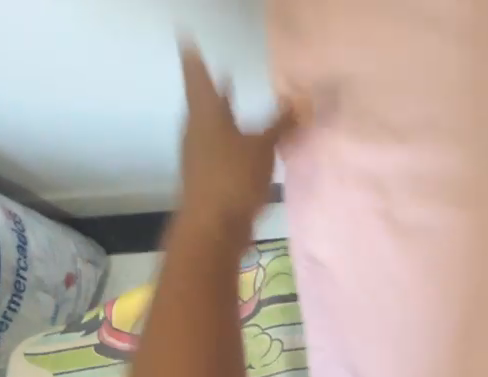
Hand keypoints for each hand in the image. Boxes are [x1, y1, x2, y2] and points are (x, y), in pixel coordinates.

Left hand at [176, 43, 297, 233]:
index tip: (188, 37)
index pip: (198, 75)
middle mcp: (196, 129)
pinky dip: (229, 143)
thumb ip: (281, 125)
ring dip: (222, 117)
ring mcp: (199, 155)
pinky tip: (241, 150)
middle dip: (212, 89)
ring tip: (232, 108)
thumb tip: (299, 101)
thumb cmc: (234, 179)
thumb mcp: (264, 149)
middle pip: (202, 102)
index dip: (196, 58)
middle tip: (218, 73)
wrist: (213, 227)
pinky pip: (218, 151)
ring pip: (210, 127)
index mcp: (206, 113)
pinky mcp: (207, 177)